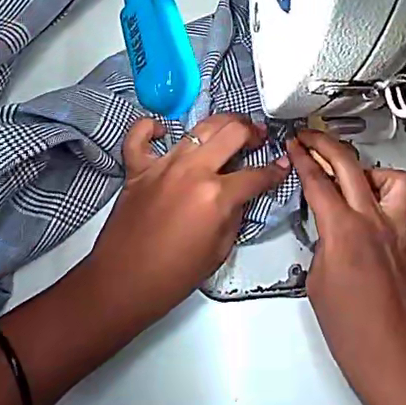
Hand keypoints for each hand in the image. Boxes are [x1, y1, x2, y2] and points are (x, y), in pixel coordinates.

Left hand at [77, 114, 289, 328]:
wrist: (124, 281)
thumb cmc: (174, 276)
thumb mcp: (219, 250)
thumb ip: (233, 214)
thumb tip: (238, 195)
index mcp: (216, 196)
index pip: (256, 175)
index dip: (274, 171)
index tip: (281, 166)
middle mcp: (191, 171)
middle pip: (231, 133)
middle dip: (252, 132)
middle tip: (259, 136)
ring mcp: (162, 165)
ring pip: (197, 128)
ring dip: (219, 124)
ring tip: (230, 127)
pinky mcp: (137, 167)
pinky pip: (141, 135)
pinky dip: (151, 127)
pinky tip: (163, 130)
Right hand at [288, 129, 405, 404]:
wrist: (393, 362)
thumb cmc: (351, 331)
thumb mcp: (315, 280)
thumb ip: (321, 245)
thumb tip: (326, 234)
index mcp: (342, 229)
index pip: (317, 179)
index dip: (303, 157)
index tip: (295, 144)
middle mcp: (374, 224)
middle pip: (350, 166)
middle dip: (326, 146)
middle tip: (311, 140)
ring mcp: (399, 235)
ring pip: (396, 182)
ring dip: (374, 174)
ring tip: (358, 181)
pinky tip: (398, 218)